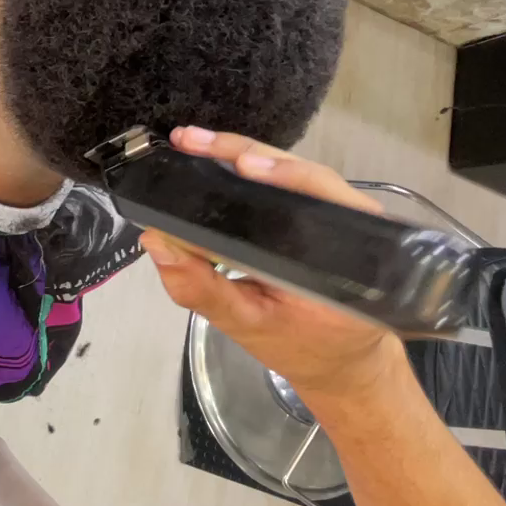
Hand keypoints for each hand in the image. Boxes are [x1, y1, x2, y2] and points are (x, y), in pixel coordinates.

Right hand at [144, 126, 407, 408]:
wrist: (341, 363)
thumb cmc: (301, 347)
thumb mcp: (247, 325)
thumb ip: (202, 289)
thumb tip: (156, 242)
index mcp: (346, 257)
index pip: (322, 200)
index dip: (284, 176)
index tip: (243, 164)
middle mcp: (349, 226)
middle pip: (300, 173)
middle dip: (242, 152)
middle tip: (189, 142)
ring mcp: (334, 216)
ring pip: (290, 171)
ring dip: (238, 153)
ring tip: (190, 143)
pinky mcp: (314, 214)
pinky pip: (281, 182)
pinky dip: (242, 168)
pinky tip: (209, 159)